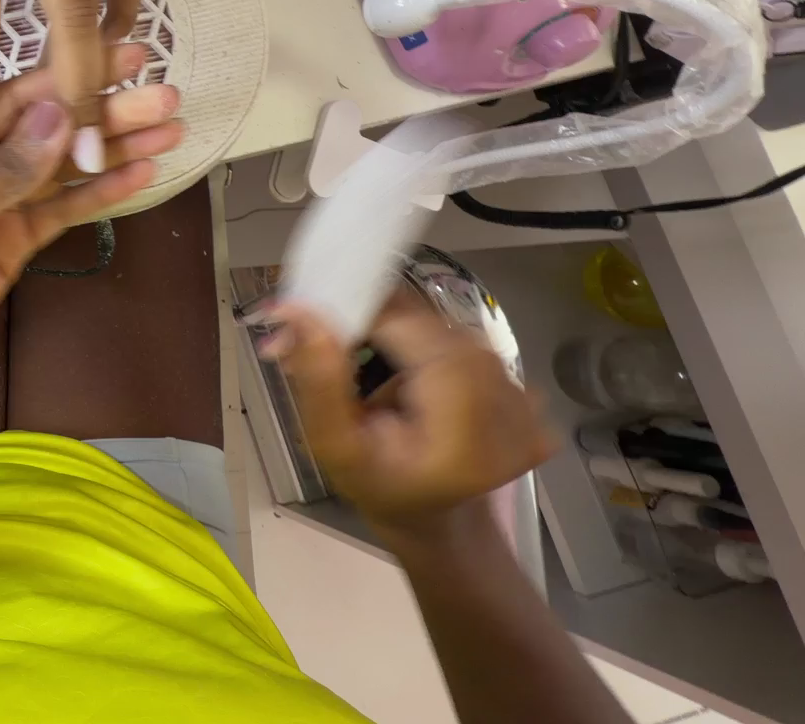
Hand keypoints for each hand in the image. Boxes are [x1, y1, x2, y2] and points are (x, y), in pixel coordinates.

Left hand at [0, 45, 181, 388]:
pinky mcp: (15, 241)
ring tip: (171, 130)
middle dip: (104, 112)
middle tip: (167, 97)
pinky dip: (100, 194)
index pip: (13, 100)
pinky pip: (63, 210)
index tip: (127, 58)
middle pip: (46, 130)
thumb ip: (1, 171)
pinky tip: (142, 174)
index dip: (69, 78)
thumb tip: (59, 113)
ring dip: (114, 149)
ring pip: (63, 168)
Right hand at [270, 294, 557, 542]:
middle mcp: (512, 416)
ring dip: (391, 319)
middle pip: (439, 332)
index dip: (373, 316)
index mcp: (468, 441)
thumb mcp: (331, 444)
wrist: (428, 513)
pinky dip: (414, 330)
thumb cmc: (373, 483)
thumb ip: (318, 380)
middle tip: (319, 317)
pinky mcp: (518, 388)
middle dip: (374, 315)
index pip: (430, 349)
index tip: (315, 306)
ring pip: (447, 328)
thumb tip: (294, 311)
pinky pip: (459, 338)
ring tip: (347, 333)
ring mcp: (524, 402)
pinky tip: (386, 347)